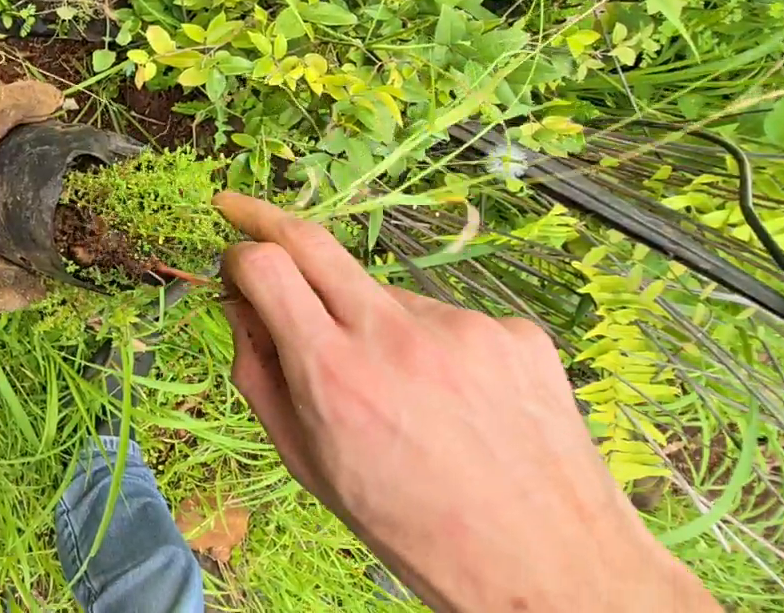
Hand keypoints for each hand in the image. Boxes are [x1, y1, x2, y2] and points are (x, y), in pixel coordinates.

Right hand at [213, 192, 716, 612]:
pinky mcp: (515, 332)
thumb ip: (255, 369)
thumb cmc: (404, 522)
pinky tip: (448, 396)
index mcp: (333, 373)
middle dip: (262, 216)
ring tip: (397, 385)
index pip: (263, 264)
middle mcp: (394, 336)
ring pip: (377, 290)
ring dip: (362, 315)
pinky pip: (439, 316)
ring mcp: (463, 328)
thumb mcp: (301, 455)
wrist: (553, 574)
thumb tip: (239, 304)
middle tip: (237, 209)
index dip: (235, 255)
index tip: (230, 264)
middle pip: (311, 238)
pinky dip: (423, 340)